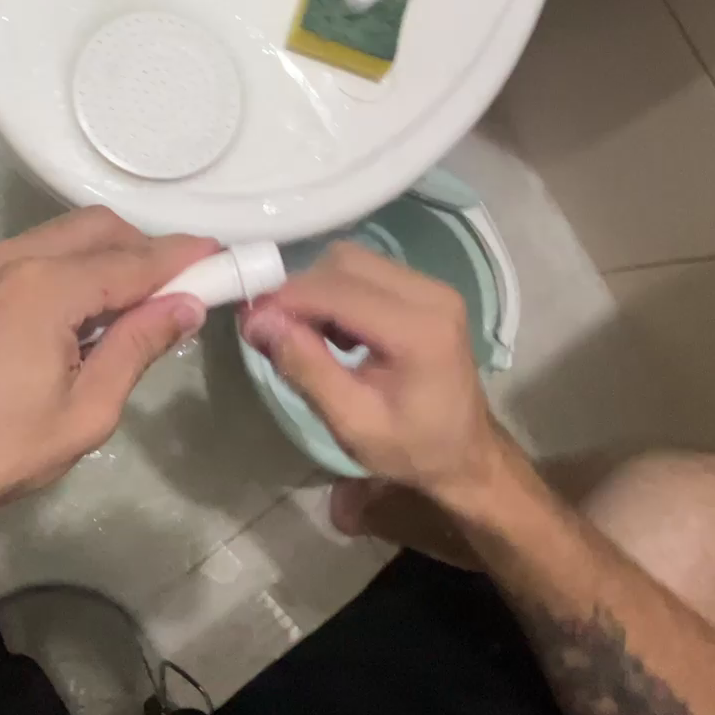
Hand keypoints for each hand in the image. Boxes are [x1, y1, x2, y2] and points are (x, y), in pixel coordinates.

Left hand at [0, 208, 216, 606]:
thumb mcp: (85, 414)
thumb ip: (137, 348)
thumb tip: (183, 308)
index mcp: (46, 290)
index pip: (135, 261)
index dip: (182, 258)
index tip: (216, 259)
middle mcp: (5, 259)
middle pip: (93, 228)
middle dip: (140, 248)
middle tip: (166, 289)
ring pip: (49, 237)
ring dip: (93, 258)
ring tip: (107, 312)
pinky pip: (7, 254)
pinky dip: (45, 267)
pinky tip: (48, 309)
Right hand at [238, 243, 514, 497]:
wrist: (465, 453)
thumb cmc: (411, 448)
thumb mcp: (351, 423)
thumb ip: (306, 368)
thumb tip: (259, 321)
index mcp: (420, 331)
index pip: (338, 290)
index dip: (286, 298)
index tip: (249, 322)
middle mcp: (431, 294)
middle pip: (344, 263)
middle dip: (299, 292)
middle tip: (274, 332)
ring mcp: (432, 286)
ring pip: (352, 261)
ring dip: (317, 291)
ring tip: (306, 337)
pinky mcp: (425, 288)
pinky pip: (366, 271)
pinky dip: (336, 293)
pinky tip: (333, 333)